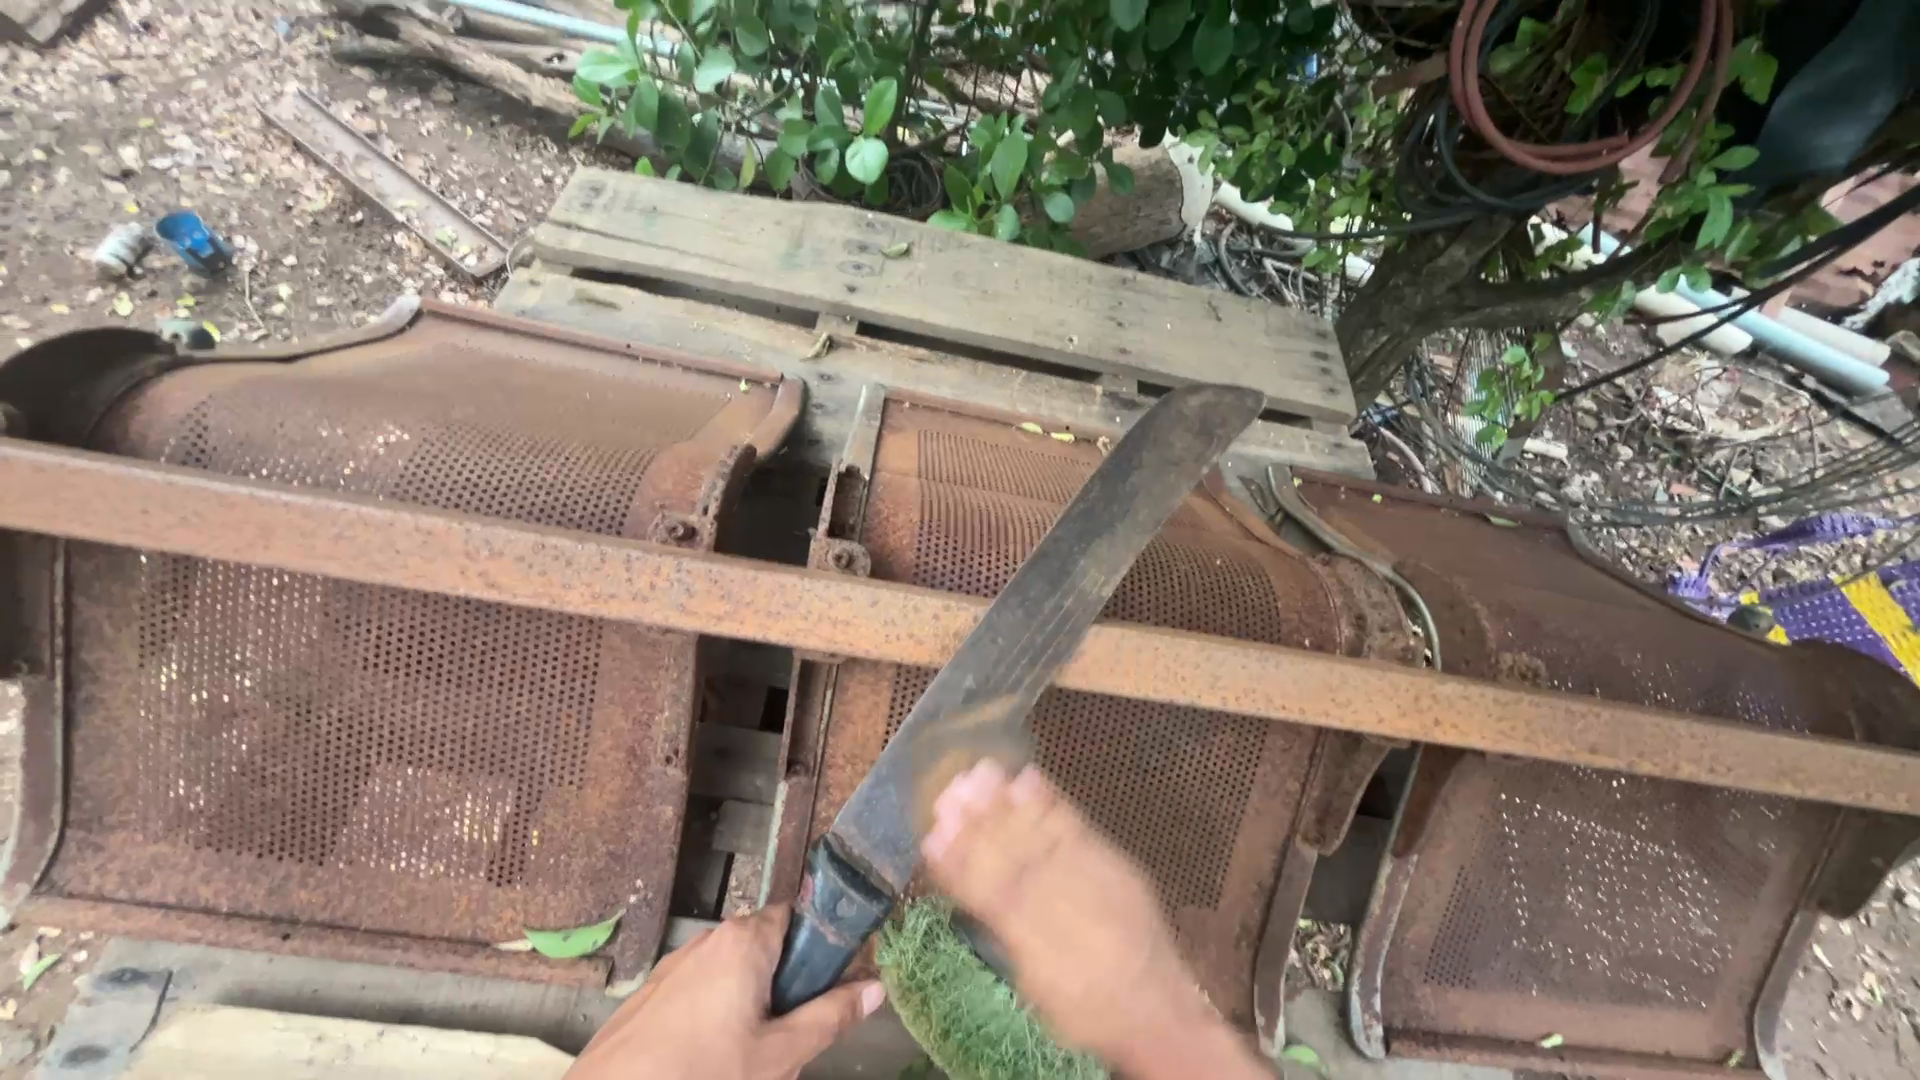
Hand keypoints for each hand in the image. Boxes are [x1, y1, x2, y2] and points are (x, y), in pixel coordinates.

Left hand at [565, 904, 884, 1079]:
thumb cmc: (701, 1075)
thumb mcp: (778, 1055)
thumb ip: (830, 1017)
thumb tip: (877, 987)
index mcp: (745, 939)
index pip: (796, 914)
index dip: (818, 946)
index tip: (828, 986)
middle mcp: (710, 938)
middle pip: (765, 947)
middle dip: (784, 986)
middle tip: (788, 1038)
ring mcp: (675, 965)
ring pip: (731, 973)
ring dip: (749, 1004)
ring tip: (748, 1059)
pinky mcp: (650, 994)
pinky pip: (699, 992)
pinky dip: (713, 1016)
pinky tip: (707, 1062)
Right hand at [920, 762, 1270, 1078]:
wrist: (1157, 1006)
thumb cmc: (1088, 1007)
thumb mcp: (1037, 984)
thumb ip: (1005, 934)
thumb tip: (970, 892)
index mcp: (1032, 935)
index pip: (987, 891)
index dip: (959, 861)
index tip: (932, 835)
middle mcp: (1058, 901)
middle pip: (1010, 854)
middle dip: (977, 821)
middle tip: (949, 790)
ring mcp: (1087, 876)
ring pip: (1038, 834)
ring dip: (1006, 802)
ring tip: (980, 772)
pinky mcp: (1110, 862)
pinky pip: (1076, 827)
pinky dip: (1051, 801)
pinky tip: (1029, 778)